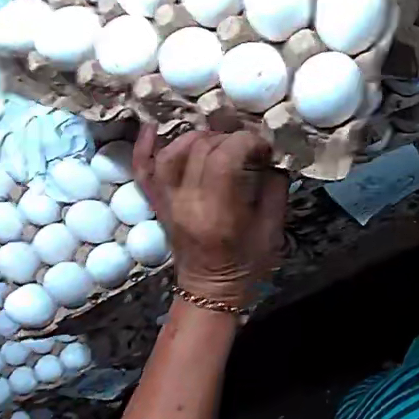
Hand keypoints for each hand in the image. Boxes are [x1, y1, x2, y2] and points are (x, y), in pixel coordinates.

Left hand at [133, 123, 286, 309]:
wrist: (210, 291)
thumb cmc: (246, 265)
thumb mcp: (272, 230)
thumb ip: (275, 189)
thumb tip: (272, 157)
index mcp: (218, 212)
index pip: (225, 156)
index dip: (248, 142)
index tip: (264, 149)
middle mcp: (187, 202)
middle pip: (201, 149)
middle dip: (229, 138)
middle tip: (248, 147)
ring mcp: (168, 201)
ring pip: (173, 153)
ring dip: (197, 138)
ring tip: (219, 140)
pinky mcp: (158, 202)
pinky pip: (144, 170)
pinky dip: (145, 146)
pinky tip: (153, 127)